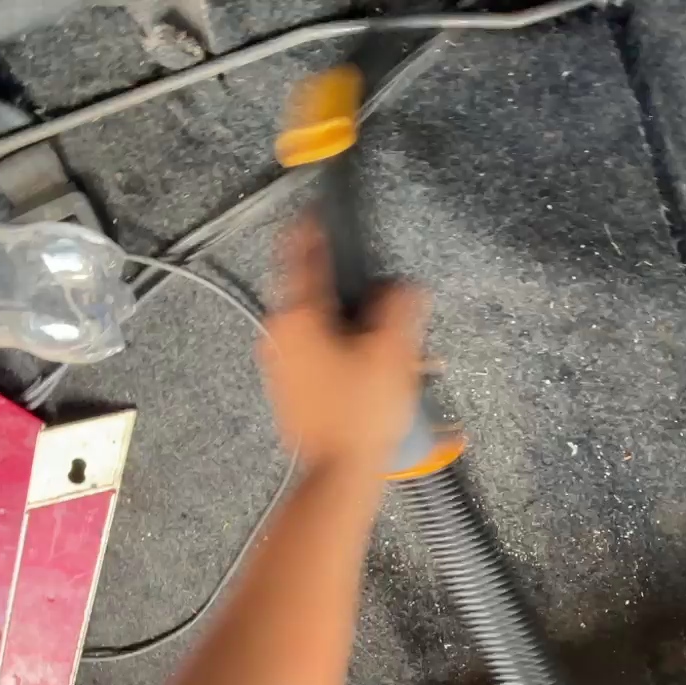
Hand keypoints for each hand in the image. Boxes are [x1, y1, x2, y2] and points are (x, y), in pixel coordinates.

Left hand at [260, 221, 428, 475]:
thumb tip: (404, 287)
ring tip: (393, 351)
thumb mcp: (392, 352)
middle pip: (319, 298)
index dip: (315, 225)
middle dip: (356, 298)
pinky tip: (373, 377)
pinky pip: (320, 360)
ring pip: (322, 331)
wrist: (337, 474)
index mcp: (299, 316)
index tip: (320, 209)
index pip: (303, 251)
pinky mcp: (290, 391)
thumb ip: (401, 307)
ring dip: (355, 332)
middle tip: (388, 306)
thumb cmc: (359, 415)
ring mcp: (281, 366)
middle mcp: (281, 336)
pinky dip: (344, 358)